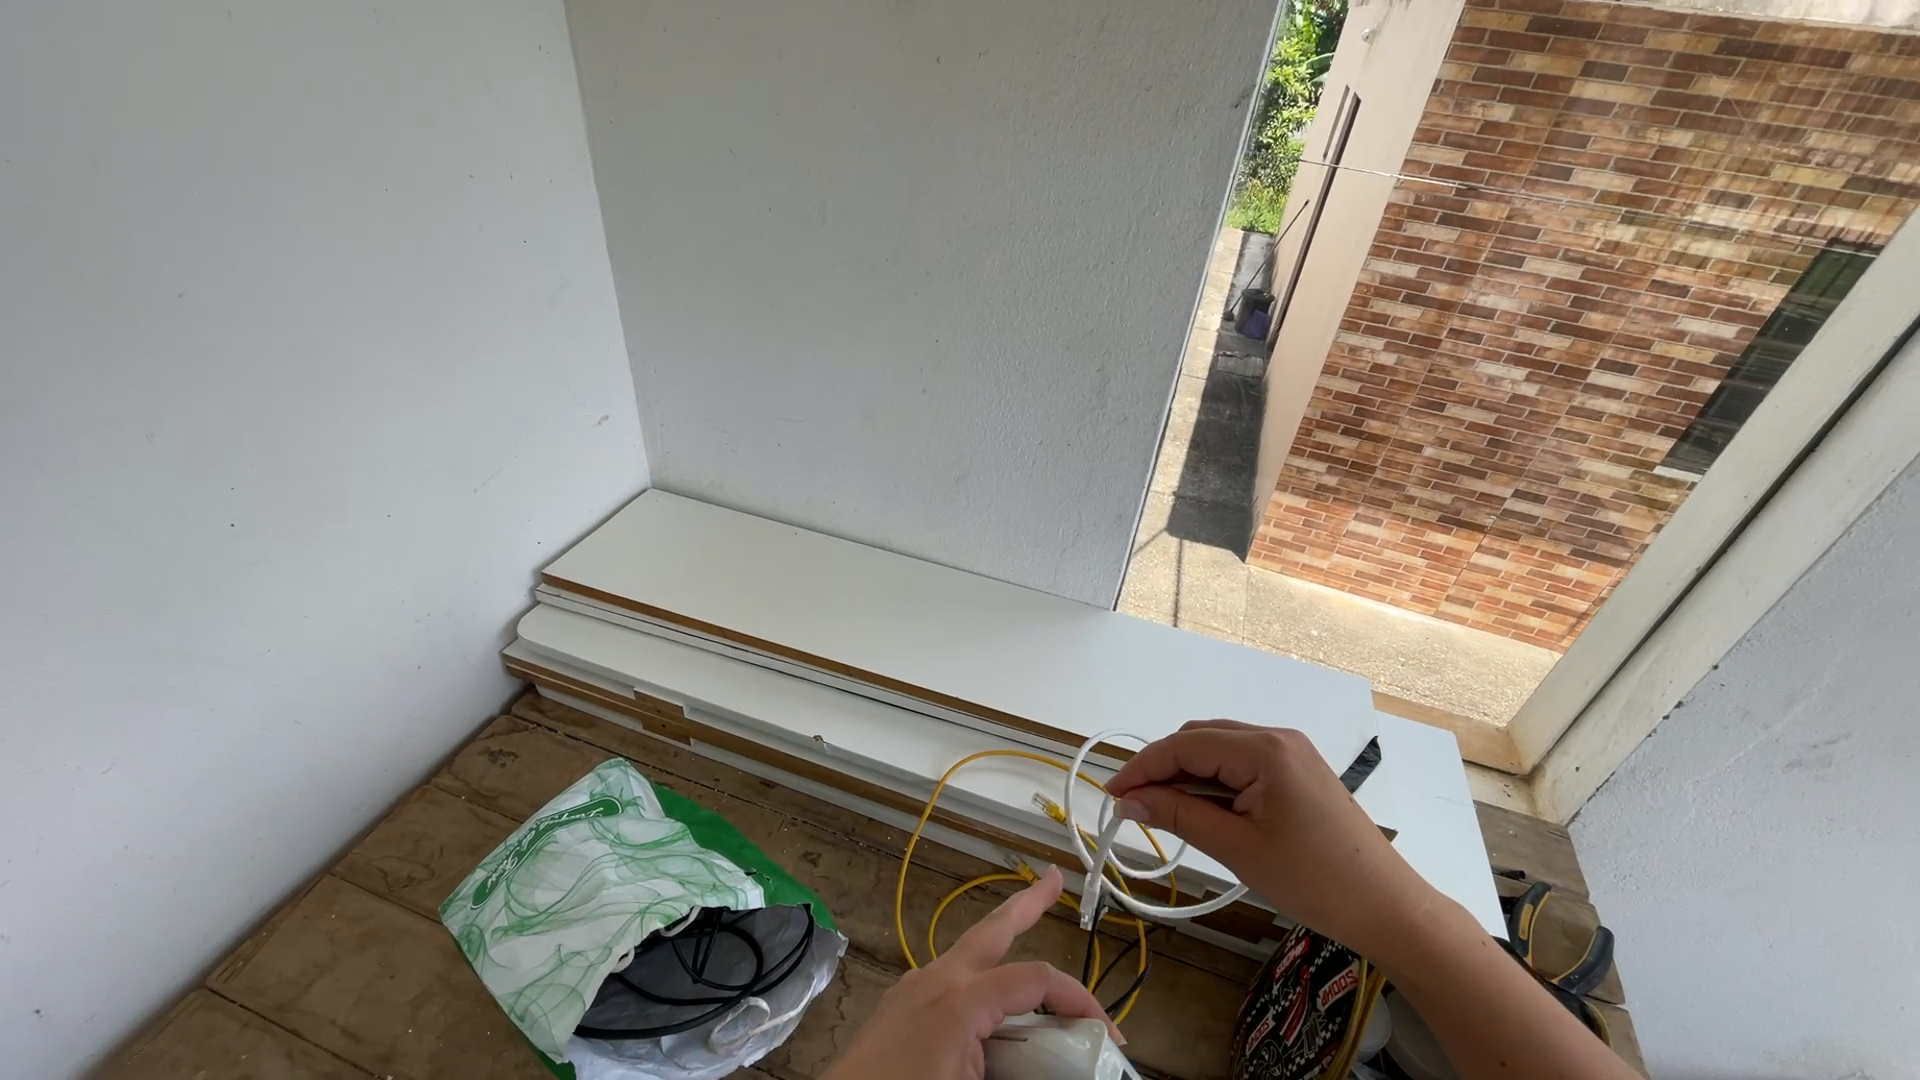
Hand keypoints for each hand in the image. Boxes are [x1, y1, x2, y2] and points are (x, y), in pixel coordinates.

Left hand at [822, 866, 1115, 1079]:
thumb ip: (1022, 1070)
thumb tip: (1055, 1066)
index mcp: (959, 1000)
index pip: (1035, 981)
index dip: (1078, 1001)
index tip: (1109, 1035)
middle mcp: (936, 980)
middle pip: (993, 930)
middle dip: (1027, 903)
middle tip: (1055, 877)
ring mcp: (914, 990)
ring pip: (969, 953)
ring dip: (1001, 941)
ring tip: (1026, 926)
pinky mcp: (900, 1008)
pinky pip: (950, 981)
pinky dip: (977, 979)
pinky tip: (988, 1000)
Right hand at [1104, 719, 1442, 956]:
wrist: (1390, 909)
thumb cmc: (1314, 881)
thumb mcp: (1237, 848)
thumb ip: (1179, 816)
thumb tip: (1128, 801)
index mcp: (1264, 749)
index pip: (1185, 745)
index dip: (1143, 767)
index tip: (1112, 795)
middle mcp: (1277, 737)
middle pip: (1199, 738)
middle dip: (1161, 766)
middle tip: (1133, 804)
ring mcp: (1291, 751)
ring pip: (1219, 748)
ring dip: (1186, 773)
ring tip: (1160, 808)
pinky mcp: (1298, 770)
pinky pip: (1241, 762)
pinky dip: (1213, 780)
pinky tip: (1200, 807)